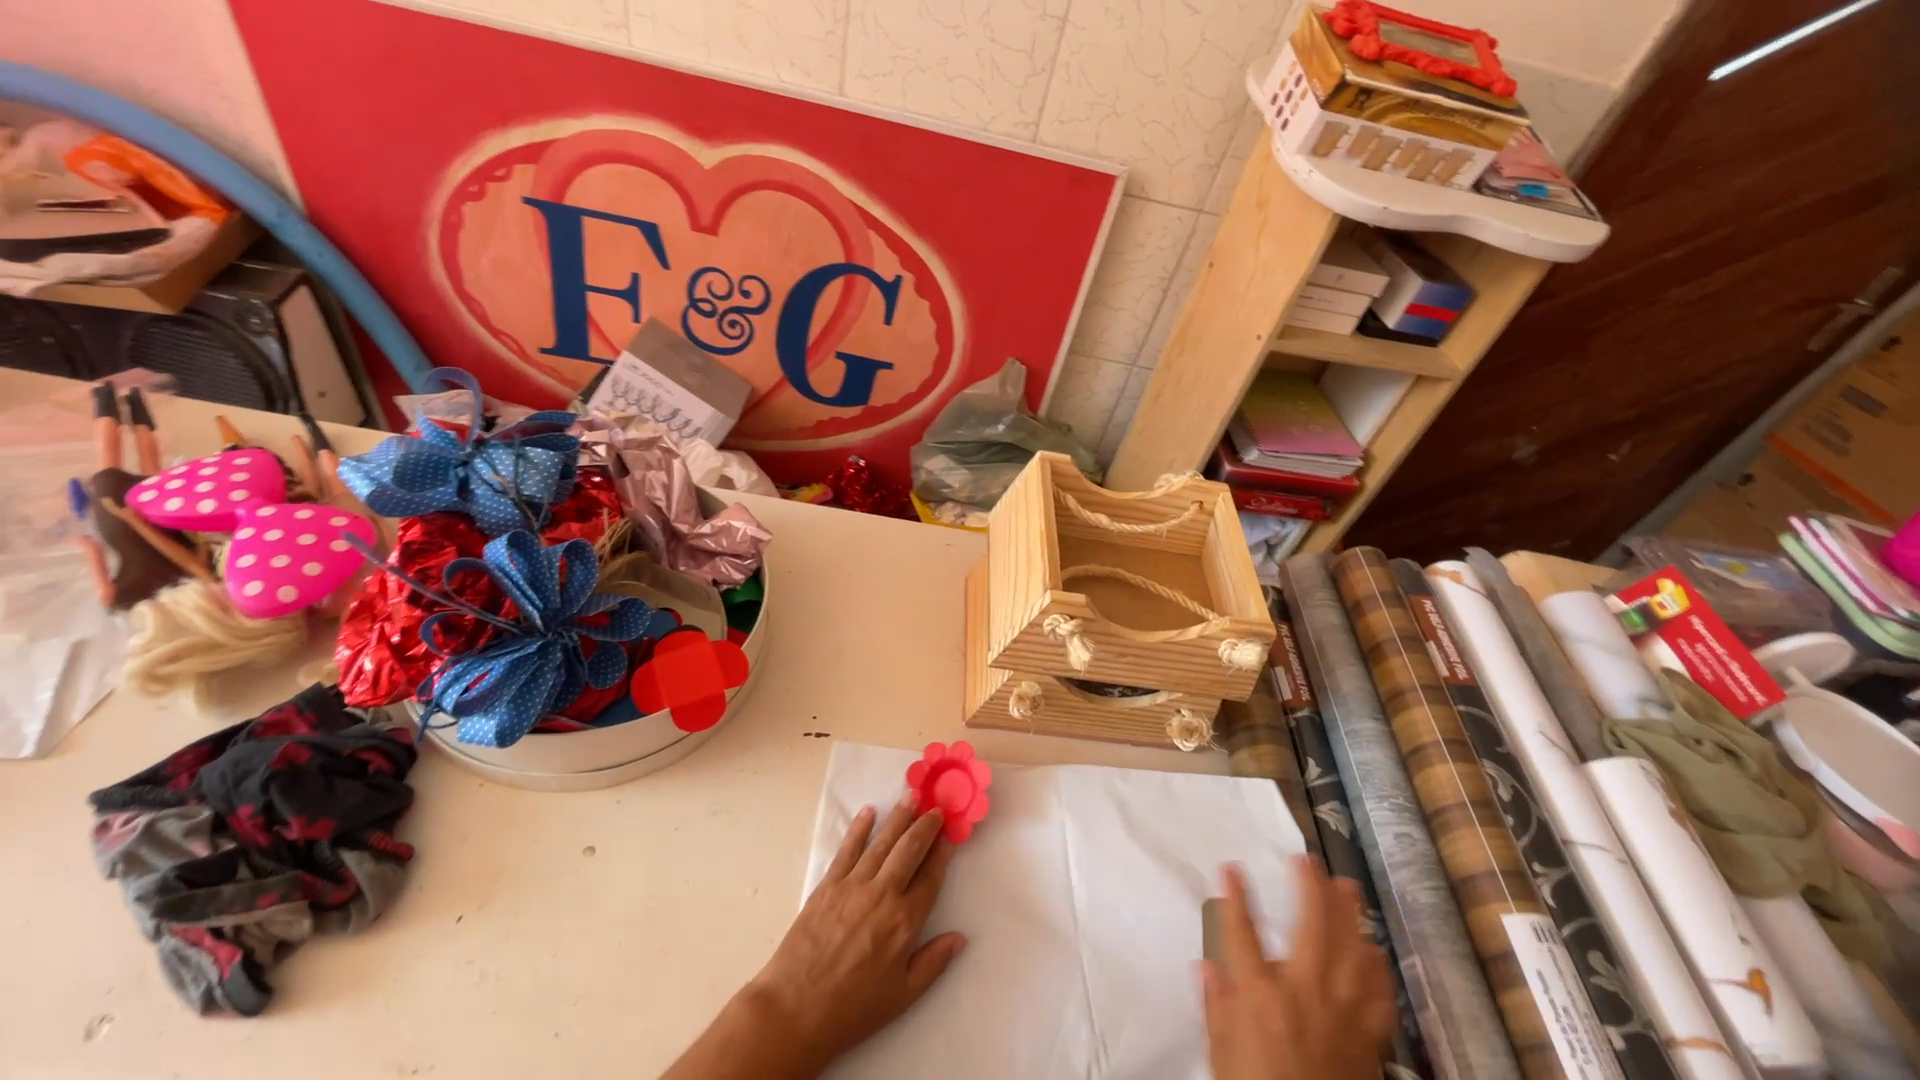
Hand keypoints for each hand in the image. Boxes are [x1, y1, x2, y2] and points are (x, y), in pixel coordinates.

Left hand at [749, 793, 964, 1074]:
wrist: (795, 1009)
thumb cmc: (853, 1009)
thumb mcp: (903, 995)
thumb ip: (934, 962)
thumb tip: (960, 937)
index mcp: (905, 921)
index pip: (931, 876)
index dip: (944, 852)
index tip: (953, 833)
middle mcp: (882, 895)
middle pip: (909, 850)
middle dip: (926, 825)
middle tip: (937, 807)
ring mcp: (852, 886)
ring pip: (881, 842)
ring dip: (898, 817)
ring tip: (911, 797)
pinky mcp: (826, 886)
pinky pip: (847, 850)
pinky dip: (859, 829)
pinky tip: (868, 812)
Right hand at [1203, 857, 1396, 1079]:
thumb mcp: (1221, 1054)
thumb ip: (1217, 1006)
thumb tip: (1206, 964)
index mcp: (1259, 996)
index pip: (1243, 933)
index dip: (1236, 896)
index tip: (1231, 867)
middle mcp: (1302, 994)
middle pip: (1310, 928)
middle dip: (1309, 889)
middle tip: (1306, 860)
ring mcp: (1341, 1013)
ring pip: (1351, 951)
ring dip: (1350, 915)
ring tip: (1346, 885)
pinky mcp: (1369, 1037)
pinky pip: (1379, 994)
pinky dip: (1378, 969)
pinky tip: (1374, 949)